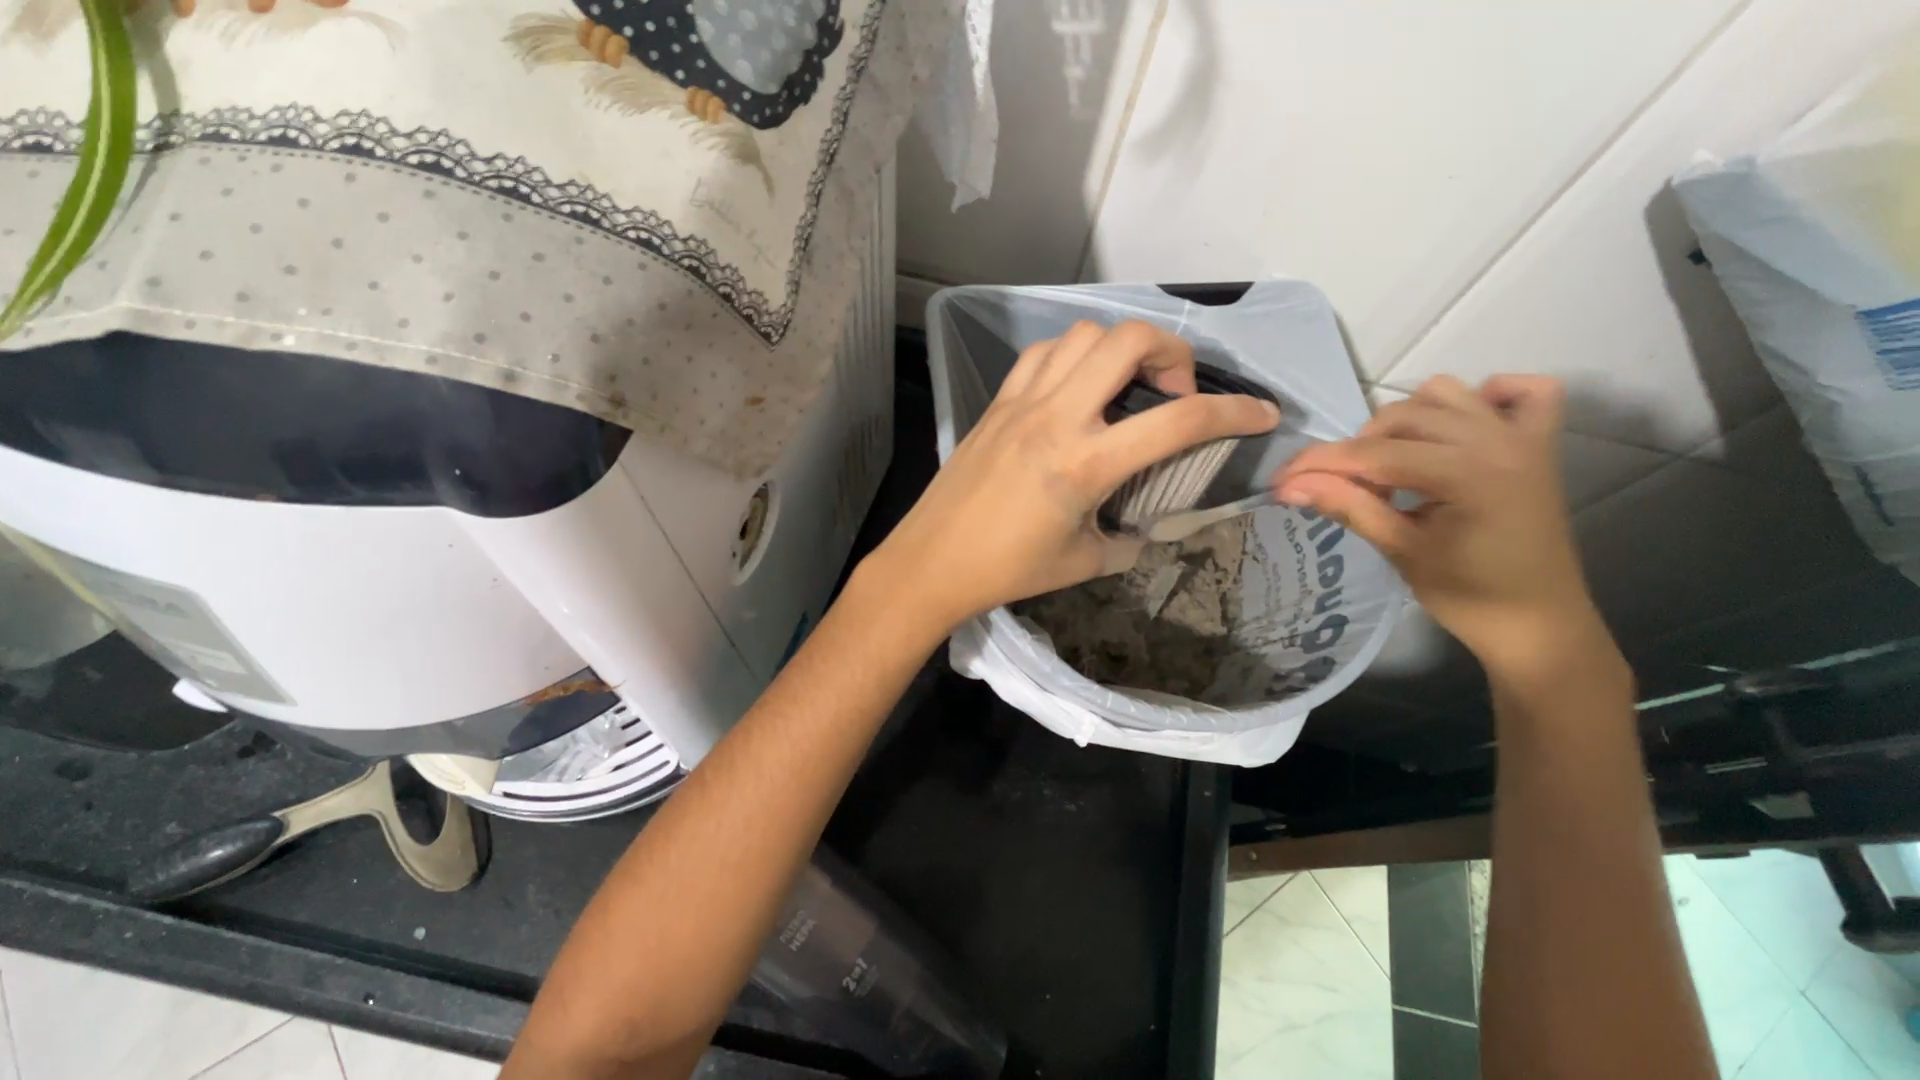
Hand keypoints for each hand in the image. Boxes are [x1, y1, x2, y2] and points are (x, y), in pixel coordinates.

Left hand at [861, 320, 1279, 631]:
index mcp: (1086, 462)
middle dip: (1172, 353)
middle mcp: (1057, 417)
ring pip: (1083, 334)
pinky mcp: (997, 402)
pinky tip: (1077, 388)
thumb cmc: (1008, 570)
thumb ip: (1129, 540)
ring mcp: (1022, 402)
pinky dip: (1073, 356)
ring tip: (1127, 387)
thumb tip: (1147, 527)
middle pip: (1128, 340)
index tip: (1261, 413)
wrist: (932, 562)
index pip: (1179, 420)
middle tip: (1175, 391)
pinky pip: (1043, 353)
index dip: (1233, 412)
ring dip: (1120, 348)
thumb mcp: (1084, 562)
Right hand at [1274, 375, 1602, 678]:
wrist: (1538, 624)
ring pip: (1444, 394)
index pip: (1374, 454)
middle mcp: (1495, 439)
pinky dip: (1487, 396)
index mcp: (1465, 472)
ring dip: (1408, 421)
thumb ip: (1348, 506)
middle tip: (1347, 491)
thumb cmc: (1468, 595)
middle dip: (1360, 448)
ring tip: (1396, 465)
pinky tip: (1461, 428)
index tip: (1280, 480)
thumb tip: (1289, 486)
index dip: (1320, 464)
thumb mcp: (1401, 550)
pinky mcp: (1538, 442)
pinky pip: (1522, 391)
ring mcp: (1521, 436)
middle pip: (1402, 416)